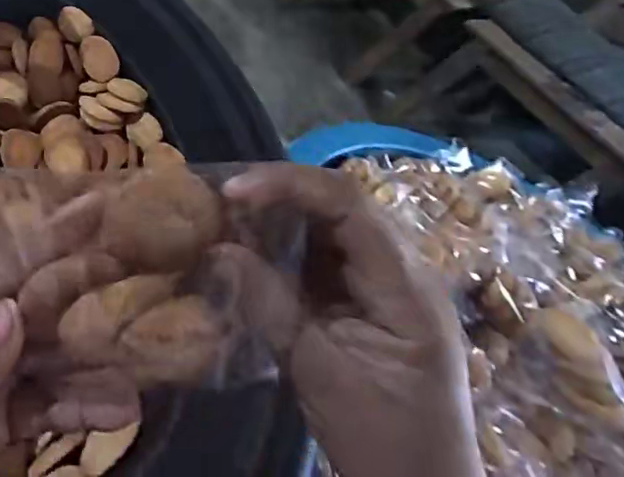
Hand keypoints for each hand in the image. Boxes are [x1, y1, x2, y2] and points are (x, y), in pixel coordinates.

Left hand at [0, 197, 137, 476]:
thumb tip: (17, 310)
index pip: (4, 264)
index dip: (51, 235)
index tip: (99, 205)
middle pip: (33, 310)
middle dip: (86, 297)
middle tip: (148, 279)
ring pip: (41, 363)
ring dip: (90, 362)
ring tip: (147, 359)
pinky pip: (31, 412)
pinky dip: (70, 410)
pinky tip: (114, 407)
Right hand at [221, 163, 478, 476]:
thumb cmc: (380, 439)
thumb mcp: (317, 371)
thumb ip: (268, 303)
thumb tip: (218, 248)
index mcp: (404, 285)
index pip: (348, 202)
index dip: (288, 183)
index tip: (235, 190)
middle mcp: (403, 267)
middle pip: (340, 201)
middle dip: (279, 191)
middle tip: (226, 198)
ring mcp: (388, 279)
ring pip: (330, 220)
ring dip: (280, 212)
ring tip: (233, 215)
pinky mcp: (369, 294)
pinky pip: (326, 248)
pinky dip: (287, 240)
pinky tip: (255, 243)